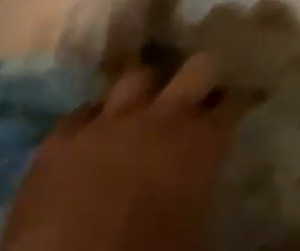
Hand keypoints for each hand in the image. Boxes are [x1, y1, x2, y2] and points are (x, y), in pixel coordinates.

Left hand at [0, 54, 248, 250]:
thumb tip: (204, 179)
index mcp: (205, 139)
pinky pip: (81, 114)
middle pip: (200, 66)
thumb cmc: (151, 249)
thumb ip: (205, 183)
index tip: (237, 108)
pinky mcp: (61, 140)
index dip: (239, 101)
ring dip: (145, 93)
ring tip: (142, 111)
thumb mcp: (198, 221)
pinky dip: (92, 121)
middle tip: (199, 96)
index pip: (237, 100)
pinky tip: (93, 136)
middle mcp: (165, 117)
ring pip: (138, 77)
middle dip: (204, 75)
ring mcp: (110, 123)